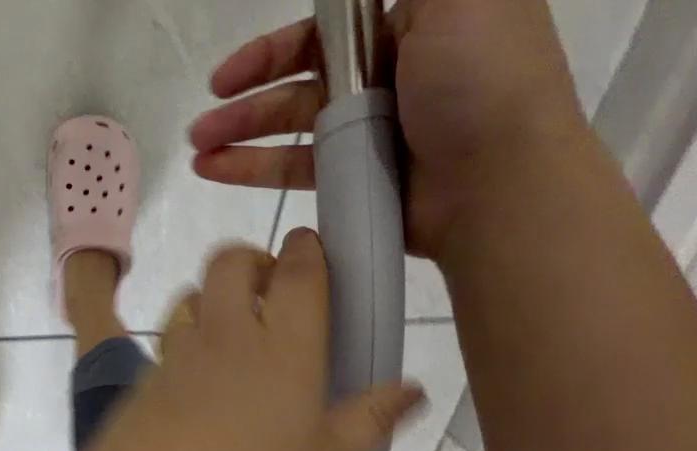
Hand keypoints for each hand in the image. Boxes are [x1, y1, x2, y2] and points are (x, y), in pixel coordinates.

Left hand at [73, 231, 421, 450]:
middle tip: (272, 293)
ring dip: (213, 300)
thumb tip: (412, 390)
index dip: (307, 250)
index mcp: (285, 347)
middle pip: (230, 262)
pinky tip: (195, 384)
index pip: (299, 270)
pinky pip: (167, 341)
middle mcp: (227, 337)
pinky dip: (186, 344)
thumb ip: (370, 422)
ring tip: (232, 336)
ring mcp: (177, 355)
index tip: (313, 251)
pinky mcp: (143, 380)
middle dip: (253, 261)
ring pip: (191, 297)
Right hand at [187, 0, 589, 258]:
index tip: (240, 61)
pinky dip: (249, 166)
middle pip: (302, 72)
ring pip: (288, 121)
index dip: (280, 40)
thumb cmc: (483, 79)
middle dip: (247, 87)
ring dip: (237, 129)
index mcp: (417, 20)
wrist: (499, 182)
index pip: (332, 24)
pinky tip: (211, 168)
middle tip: (206, 108)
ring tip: (197, 145)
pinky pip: (290, 166)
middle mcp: (390, 69)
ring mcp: (370, 126)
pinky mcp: (352, 174)